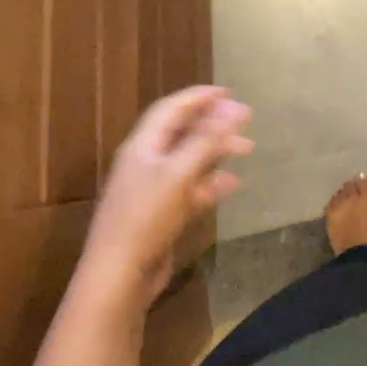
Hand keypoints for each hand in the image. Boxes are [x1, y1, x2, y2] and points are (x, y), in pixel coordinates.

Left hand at [84, 86, 252, 302]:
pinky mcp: (161, 214)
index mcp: (143, 146)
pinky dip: (210, 183)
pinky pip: (189, 189)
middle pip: (182, 133)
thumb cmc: (146, 217)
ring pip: (189, 161)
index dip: (198, 97)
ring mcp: (153, 189)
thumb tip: (234, 108)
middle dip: (214, 124)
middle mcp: (146, 162)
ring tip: (246, 150)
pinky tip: (231, 185)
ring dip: (216, 152)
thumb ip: (207, 141)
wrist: (119, 274)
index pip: (171, 109)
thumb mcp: (179, 173)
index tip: (228, 92)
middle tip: (245, 121)